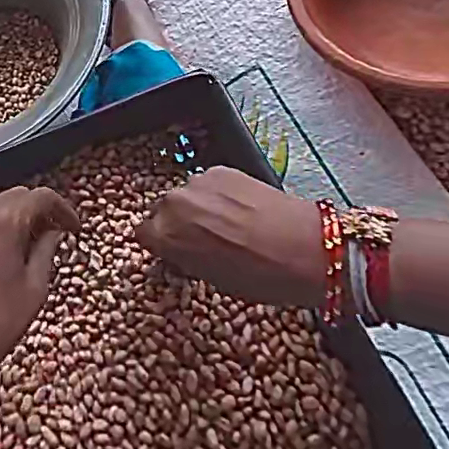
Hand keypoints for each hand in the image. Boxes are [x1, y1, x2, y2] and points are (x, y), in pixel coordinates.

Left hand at [0, 187, 80, 426]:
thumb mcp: (34, 287)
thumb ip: (47, 250)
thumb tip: (55, 233)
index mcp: (1, 221)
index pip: (40, 197)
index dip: (62, 208)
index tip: (74, 226)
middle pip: (15, 197)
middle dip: (39, 211)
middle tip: (57, 234)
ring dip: (16, 219)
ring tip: (33, 247)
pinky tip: (4, 256)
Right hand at [134, 167, 323, 307]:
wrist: (305, 248)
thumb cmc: (259, 276)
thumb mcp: (212, 278)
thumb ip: (186, 257)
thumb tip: (183, 248)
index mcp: (165, 235)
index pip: (144, 233)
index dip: (160, 242)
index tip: (173, 249)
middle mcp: (174, 203)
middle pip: (163, 210)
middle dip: (177, 223)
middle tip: (202, 239)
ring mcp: (198, 182)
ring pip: (187, 195)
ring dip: (198, 207)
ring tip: (226, 223)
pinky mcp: (222, 170)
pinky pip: (209, 184)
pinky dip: (218, 195)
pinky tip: (241, 209)